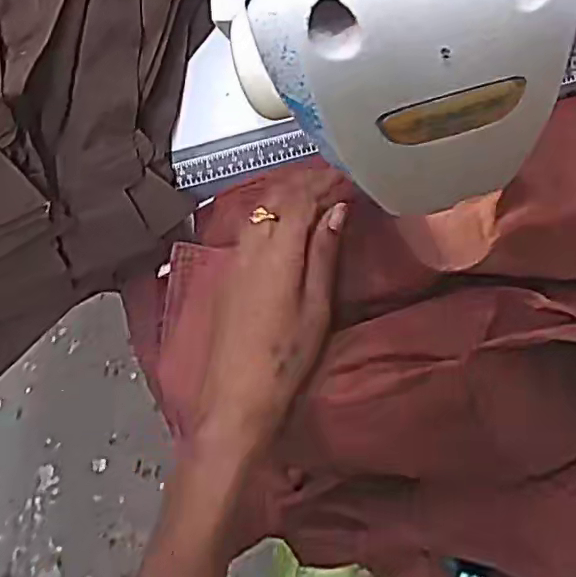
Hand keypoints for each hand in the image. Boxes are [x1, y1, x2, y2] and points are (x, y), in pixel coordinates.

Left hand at [194, 168, 351, 465]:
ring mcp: (235, 258)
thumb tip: (337, 210)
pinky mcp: (228, 272)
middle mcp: (250, 245)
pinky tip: (288, 221)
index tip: (347, 175)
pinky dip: (274, 211)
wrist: (235, 400)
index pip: (300, 197)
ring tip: (316, 194)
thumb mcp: (317, 306)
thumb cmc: (286, 359)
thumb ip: (324, 252)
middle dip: (306, 181)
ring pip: (262, 208)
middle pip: (277, 196)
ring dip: (288, 193)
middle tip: (336, 179)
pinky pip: (252, 224)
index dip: (324, 181)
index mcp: (277, 251)